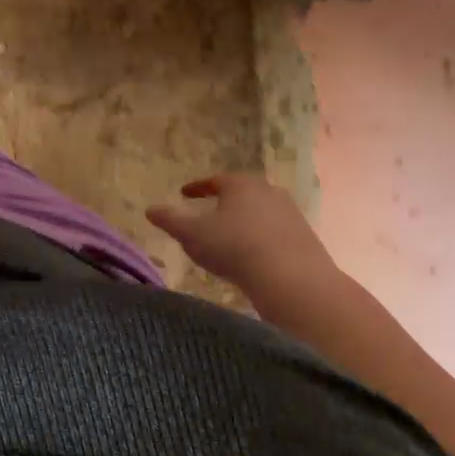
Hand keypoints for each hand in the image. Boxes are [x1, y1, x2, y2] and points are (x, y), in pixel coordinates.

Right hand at [145, 173, 333, 289]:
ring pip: (261, 210)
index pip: (217, 180)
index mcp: (242, 186)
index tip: (184, 193)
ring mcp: (291, 215)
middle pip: (244, 192)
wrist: (290, 276)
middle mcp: (270, 194)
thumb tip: (151, 209)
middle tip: (209, 208)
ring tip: (226, 231)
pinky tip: (247, 249)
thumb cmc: (232, 246)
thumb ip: (168, 219)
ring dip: (243, 217)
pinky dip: (257, 233)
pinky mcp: (304, 236)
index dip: (198, 186)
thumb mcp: (188, 232)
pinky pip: (273, 228)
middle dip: (226, 198)